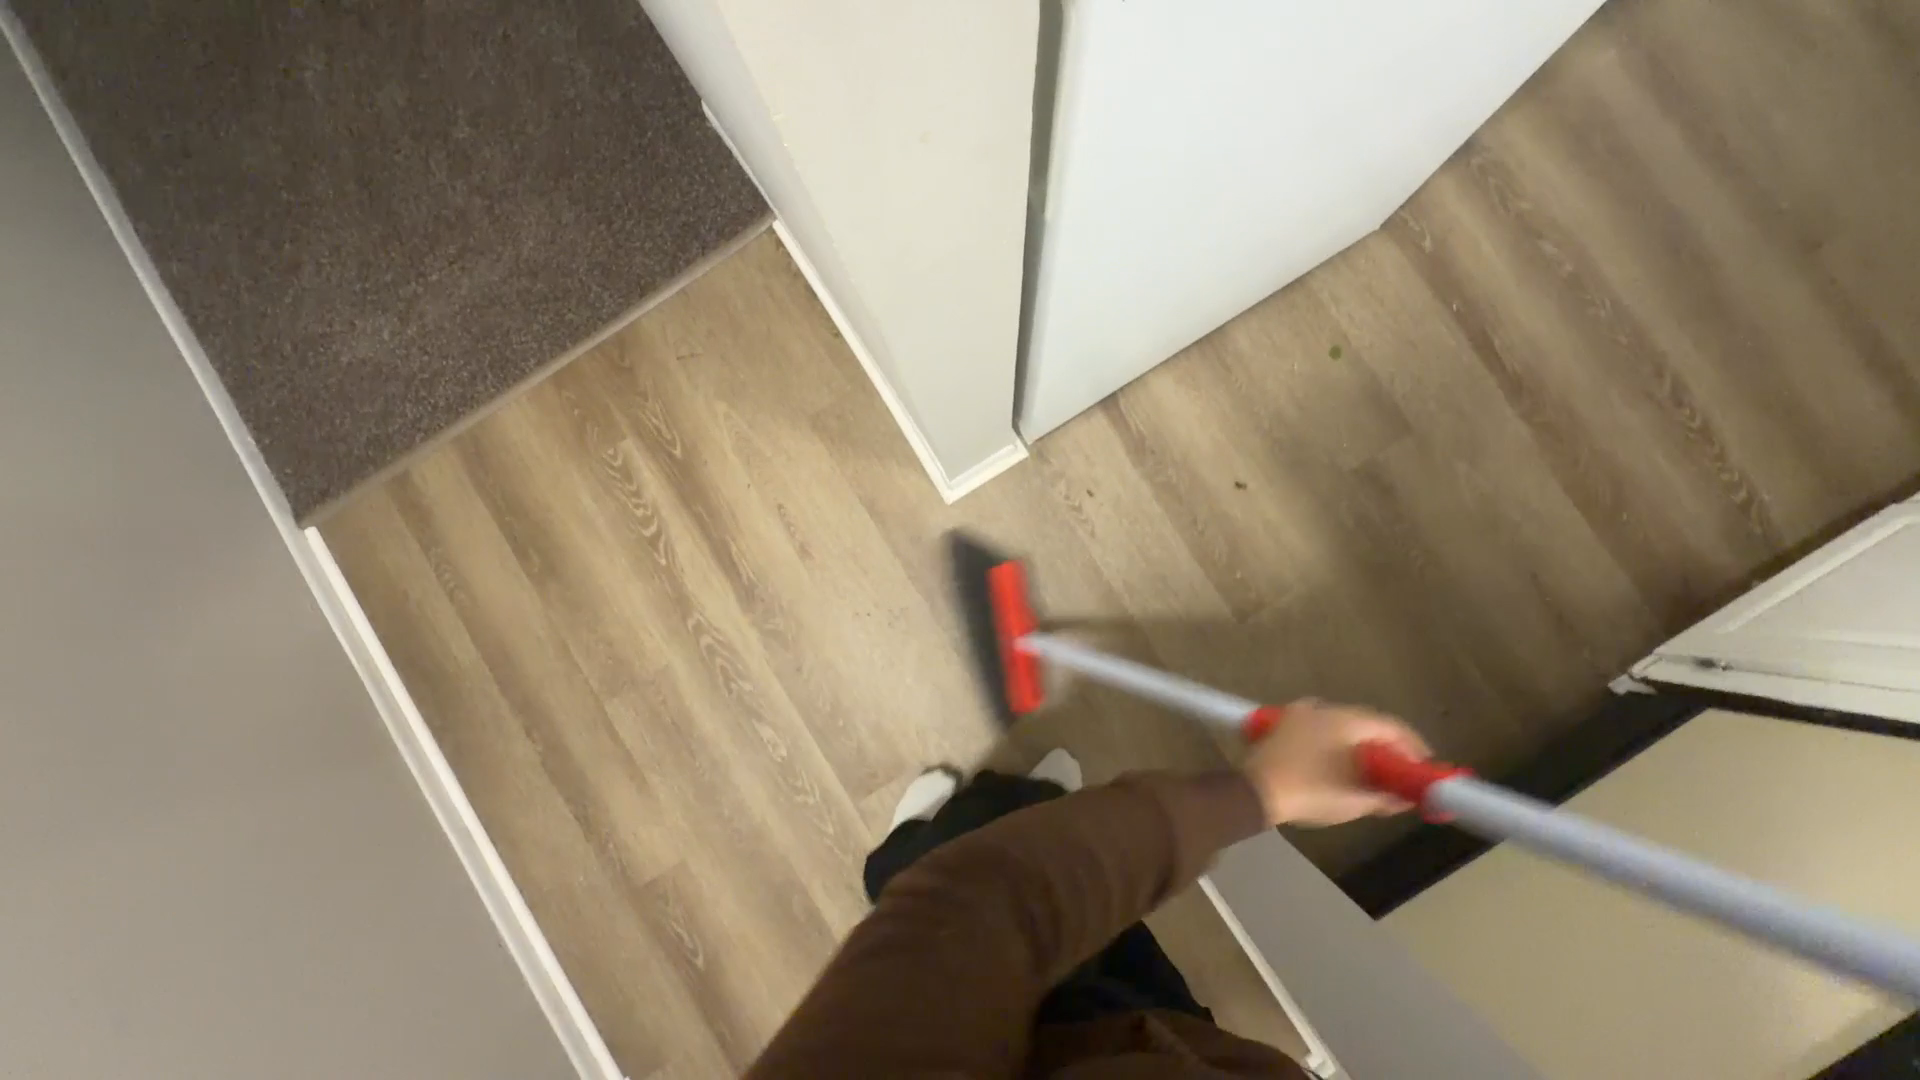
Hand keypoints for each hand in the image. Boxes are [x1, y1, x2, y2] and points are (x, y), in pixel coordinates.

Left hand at [1240, 700, 1432, 826]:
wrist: (1252, 792)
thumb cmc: (1308, 792)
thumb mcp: (1353, 800)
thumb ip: (1384, 797)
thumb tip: (1403, 799)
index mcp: (1342, 719)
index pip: (1388, 725)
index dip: (1411, 746)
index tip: (1424, 766)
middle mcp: (1320, 708)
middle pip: (1364, 722)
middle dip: (1385, 746)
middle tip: (1400, 770)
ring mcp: (1296, 714)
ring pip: (1339, 725)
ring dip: (1359, 744)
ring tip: (1372, 770)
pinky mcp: (1281, 726)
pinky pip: (1318, 729)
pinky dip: (1334, 743)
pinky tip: (1338, 764)